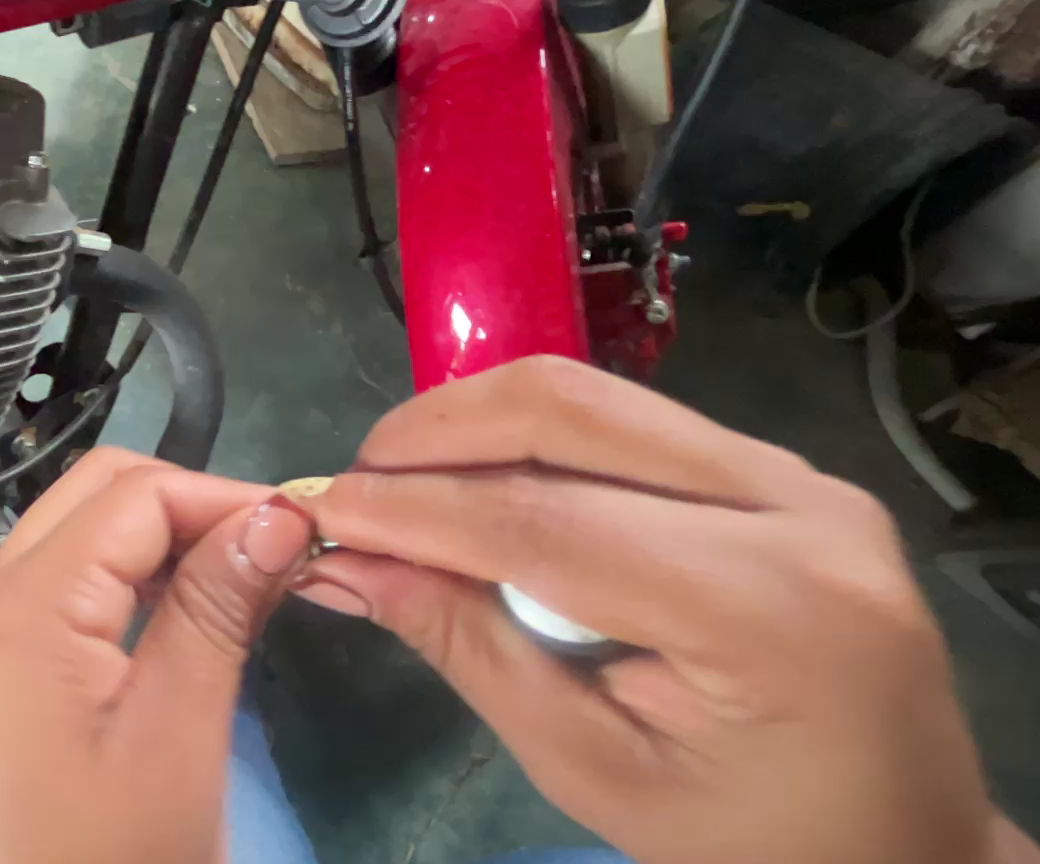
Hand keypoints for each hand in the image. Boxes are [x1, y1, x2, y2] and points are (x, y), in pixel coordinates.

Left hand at [0, 447, 314, 863]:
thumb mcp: (171, 742)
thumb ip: (215, 612)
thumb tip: (274, 517)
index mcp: (26, 603)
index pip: (136, 495)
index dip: (222, 497)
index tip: (298, 530)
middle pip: (99, 493)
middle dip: (188, 502)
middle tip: (266, 549)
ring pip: (81, 530)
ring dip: (160, 536)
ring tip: (236, 576)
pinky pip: (67, 582)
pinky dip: (128, 575)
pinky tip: (178, 611)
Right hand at [296, 356, 1035, 863]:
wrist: (895, 842)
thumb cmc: (739, 836)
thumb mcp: (583, 762)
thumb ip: (458, 642)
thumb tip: (337, 561)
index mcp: (771, 612)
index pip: (541, 523)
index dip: (409, 509)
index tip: (316, 508)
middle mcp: (792, 503)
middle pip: (559, 410)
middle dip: (427, 434)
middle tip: (353, 484)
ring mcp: (781, 467)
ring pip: (573, 391)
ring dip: (459, 421)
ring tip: (395, 479)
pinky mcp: (753, 458)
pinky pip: (599, 410)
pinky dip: (504, 432)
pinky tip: (463, 476)